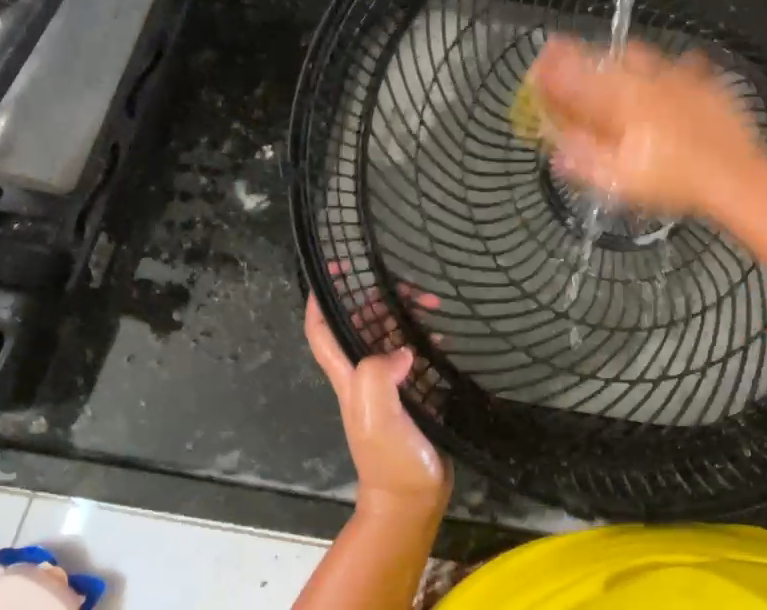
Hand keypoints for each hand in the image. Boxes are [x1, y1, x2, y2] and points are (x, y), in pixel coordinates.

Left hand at [304, 297, 451, 516]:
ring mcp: (388, 386)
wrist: (413, 499)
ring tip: (435, 304)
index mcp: (349, 376)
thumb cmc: (390, 458)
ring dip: (406, 314)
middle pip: (361, 323)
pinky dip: (425, 337)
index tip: (338, 268)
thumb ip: (377, 376)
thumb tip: (401, 350)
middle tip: (412, 286)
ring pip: (389, 335)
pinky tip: (444, 334)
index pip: (322, 330)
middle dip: (380, 297)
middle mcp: (363, 375)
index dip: (321, 298)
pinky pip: (414, 353)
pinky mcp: (412, 395)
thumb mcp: (376, 416)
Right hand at [530, 35, 765, 215]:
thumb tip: (557, 151)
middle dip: (584, 55)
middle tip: (567, 50)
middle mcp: (648, 82)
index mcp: (622, 101)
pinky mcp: (708, 85)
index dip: (555, 69)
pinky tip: (677, 72)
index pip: (579, 79)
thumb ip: (585, 159)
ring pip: (645, 57)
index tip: (539, 63)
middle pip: (608, 61)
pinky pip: (687, 66)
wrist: (736, 175)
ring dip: (624, 56)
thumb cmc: (675, 180)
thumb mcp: (621, 178)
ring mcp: (681, 80)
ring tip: (618, 56)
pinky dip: (674, 69)